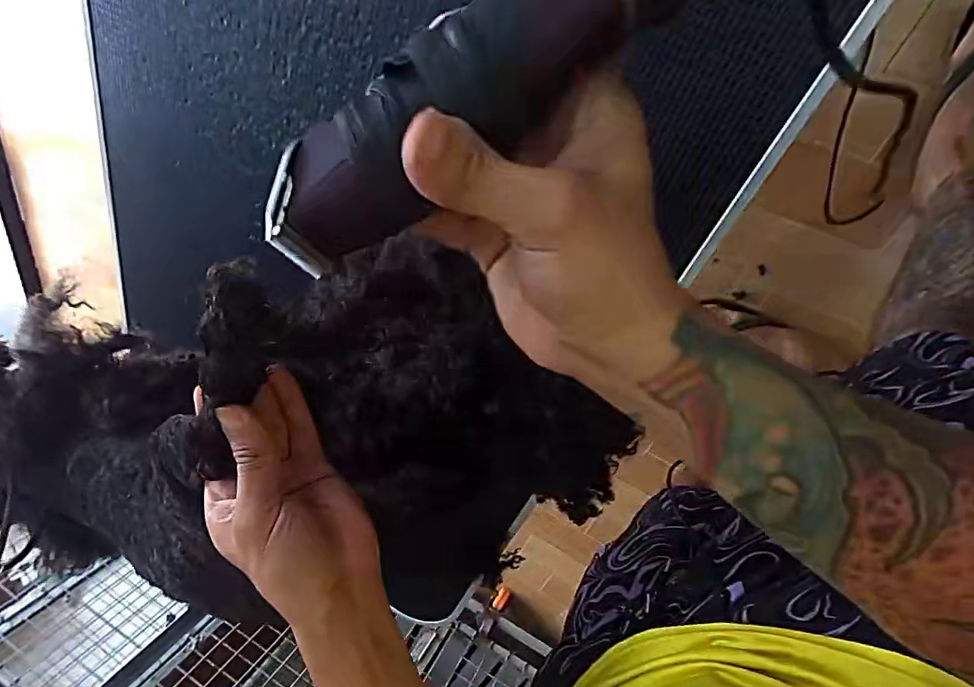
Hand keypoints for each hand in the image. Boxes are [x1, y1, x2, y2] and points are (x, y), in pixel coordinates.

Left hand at [199, 367, 384, 628]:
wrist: (343, 589)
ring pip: (273, 429)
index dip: (208, 419)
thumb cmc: (287, 565)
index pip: (210, 451)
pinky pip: (303, 434)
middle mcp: (253, 483)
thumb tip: (231, 411)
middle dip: (241, 401)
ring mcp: (287, 475)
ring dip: (266, 399)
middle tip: (236, 359)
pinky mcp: (318, 469)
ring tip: (256, 360)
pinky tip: (283, 380)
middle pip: (243, 434)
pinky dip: (294, 408)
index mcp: (223, 500)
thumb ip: (250, 461)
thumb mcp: (257, 515)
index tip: (205, 381)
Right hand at [401, 70, 693, 391]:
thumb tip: (411, 136)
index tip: (430, 47)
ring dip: (421, 155)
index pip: (532, 55)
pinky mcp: (493, 228)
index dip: (483, 48)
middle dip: (439, 100)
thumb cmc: (603, 273)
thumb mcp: (550, 212)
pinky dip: (417, 202)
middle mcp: (550, 138)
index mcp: (586, 110)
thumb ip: (480, 175)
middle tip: (382, 89)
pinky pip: (447, 205)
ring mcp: (518, 186)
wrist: (604, 352)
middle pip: (485, 100)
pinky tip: (377, 188)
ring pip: (460, 155)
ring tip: (368, 132)